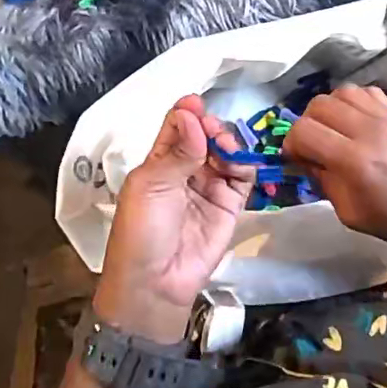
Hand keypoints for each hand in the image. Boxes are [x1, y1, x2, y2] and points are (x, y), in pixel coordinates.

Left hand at [95, 95, 253, 344]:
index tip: (197, 103)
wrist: (156, 284)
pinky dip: (244, 163)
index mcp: (159, 162)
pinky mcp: (230, 203)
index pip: (176, 127)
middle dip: (211, 127)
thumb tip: (192, 112)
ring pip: (226, 151)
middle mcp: (186, 169)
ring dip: (228, 143)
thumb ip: (177, 150)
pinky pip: (243, 175)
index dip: (187, 113)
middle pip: (205, 136)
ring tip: (225, 148)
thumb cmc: (142, 232)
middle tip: (212, 131)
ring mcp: (210, 185)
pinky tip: (237, 162)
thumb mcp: (152, 186)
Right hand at [282, 84, 386, 253]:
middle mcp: (367, 130)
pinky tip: (355, 123)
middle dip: (306, 125)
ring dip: (328, 110)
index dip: (291, 145)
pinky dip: (352, 103)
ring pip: (340, 92)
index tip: (297, 160)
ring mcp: (384, 117)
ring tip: (333, 132)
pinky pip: (365, 92)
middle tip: (313, 148)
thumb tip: (309, 163)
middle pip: (317, 106)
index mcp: (353, 160)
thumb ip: (325, 183)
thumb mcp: (352, 214)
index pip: (303, 131)